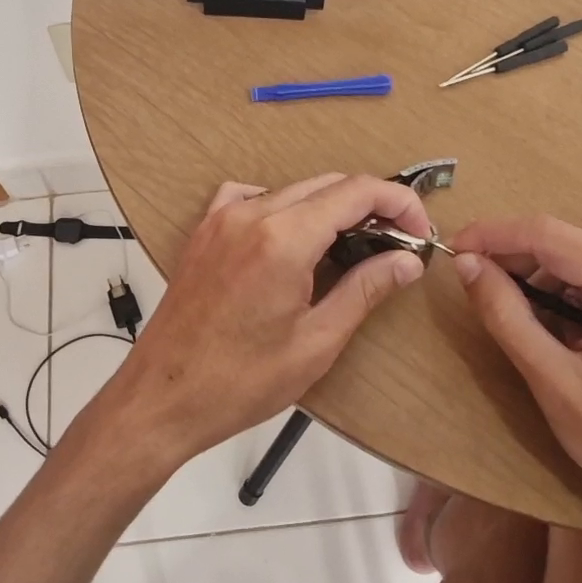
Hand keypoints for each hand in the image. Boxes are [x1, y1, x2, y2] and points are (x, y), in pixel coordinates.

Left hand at [94, 174, 429, 466]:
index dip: (400, 204)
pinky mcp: (204, 232)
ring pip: (292, 190)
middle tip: (395, 247)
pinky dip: (282, 206)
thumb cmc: (240, 381)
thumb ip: (364, 290)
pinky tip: (290, 237)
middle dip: (370, 208)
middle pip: (328, 185)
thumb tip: (407, 261)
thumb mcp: (316, 342)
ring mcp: (222, 219)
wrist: (162, 397)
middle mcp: (251, 214)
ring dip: (329, 208)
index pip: (357, 192)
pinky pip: (250, 198)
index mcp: (284, 239)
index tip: (419, 232)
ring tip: (351, 248)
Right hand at [450, 217, 581, 533]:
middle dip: (520, 257)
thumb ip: (507, 316)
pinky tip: (560, 325)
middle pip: (576, 243)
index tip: (455, 246)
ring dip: (548, 276)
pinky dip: (578, 292)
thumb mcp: (555, 385)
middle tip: (475, 280)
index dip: (497, 234)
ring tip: (519, 314)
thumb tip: (467, 264)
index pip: (555, 236)